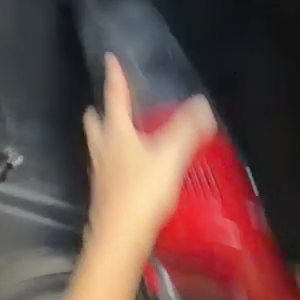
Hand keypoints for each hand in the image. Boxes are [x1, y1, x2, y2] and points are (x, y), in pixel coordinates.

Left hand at [80, 55, 215, 267]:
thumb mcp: (170, 158)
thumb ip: (187, 131)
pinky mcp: (104, 196)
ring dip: (105, 137)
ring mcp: (100, 174)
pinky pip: (107, 169)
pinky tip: (124, 171)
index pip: (114, 99)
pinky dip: (113, 162)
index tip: (109, 59)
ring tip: (115, 133)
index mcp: (116, 134)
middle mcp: (103, 150)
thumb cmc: (141, 193)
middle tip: (105, 104)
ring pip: (98, 147)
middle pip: (97, 124)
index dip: (114, 78)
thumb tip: (202, 104)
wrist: (118, 239)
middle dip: (101, 111)